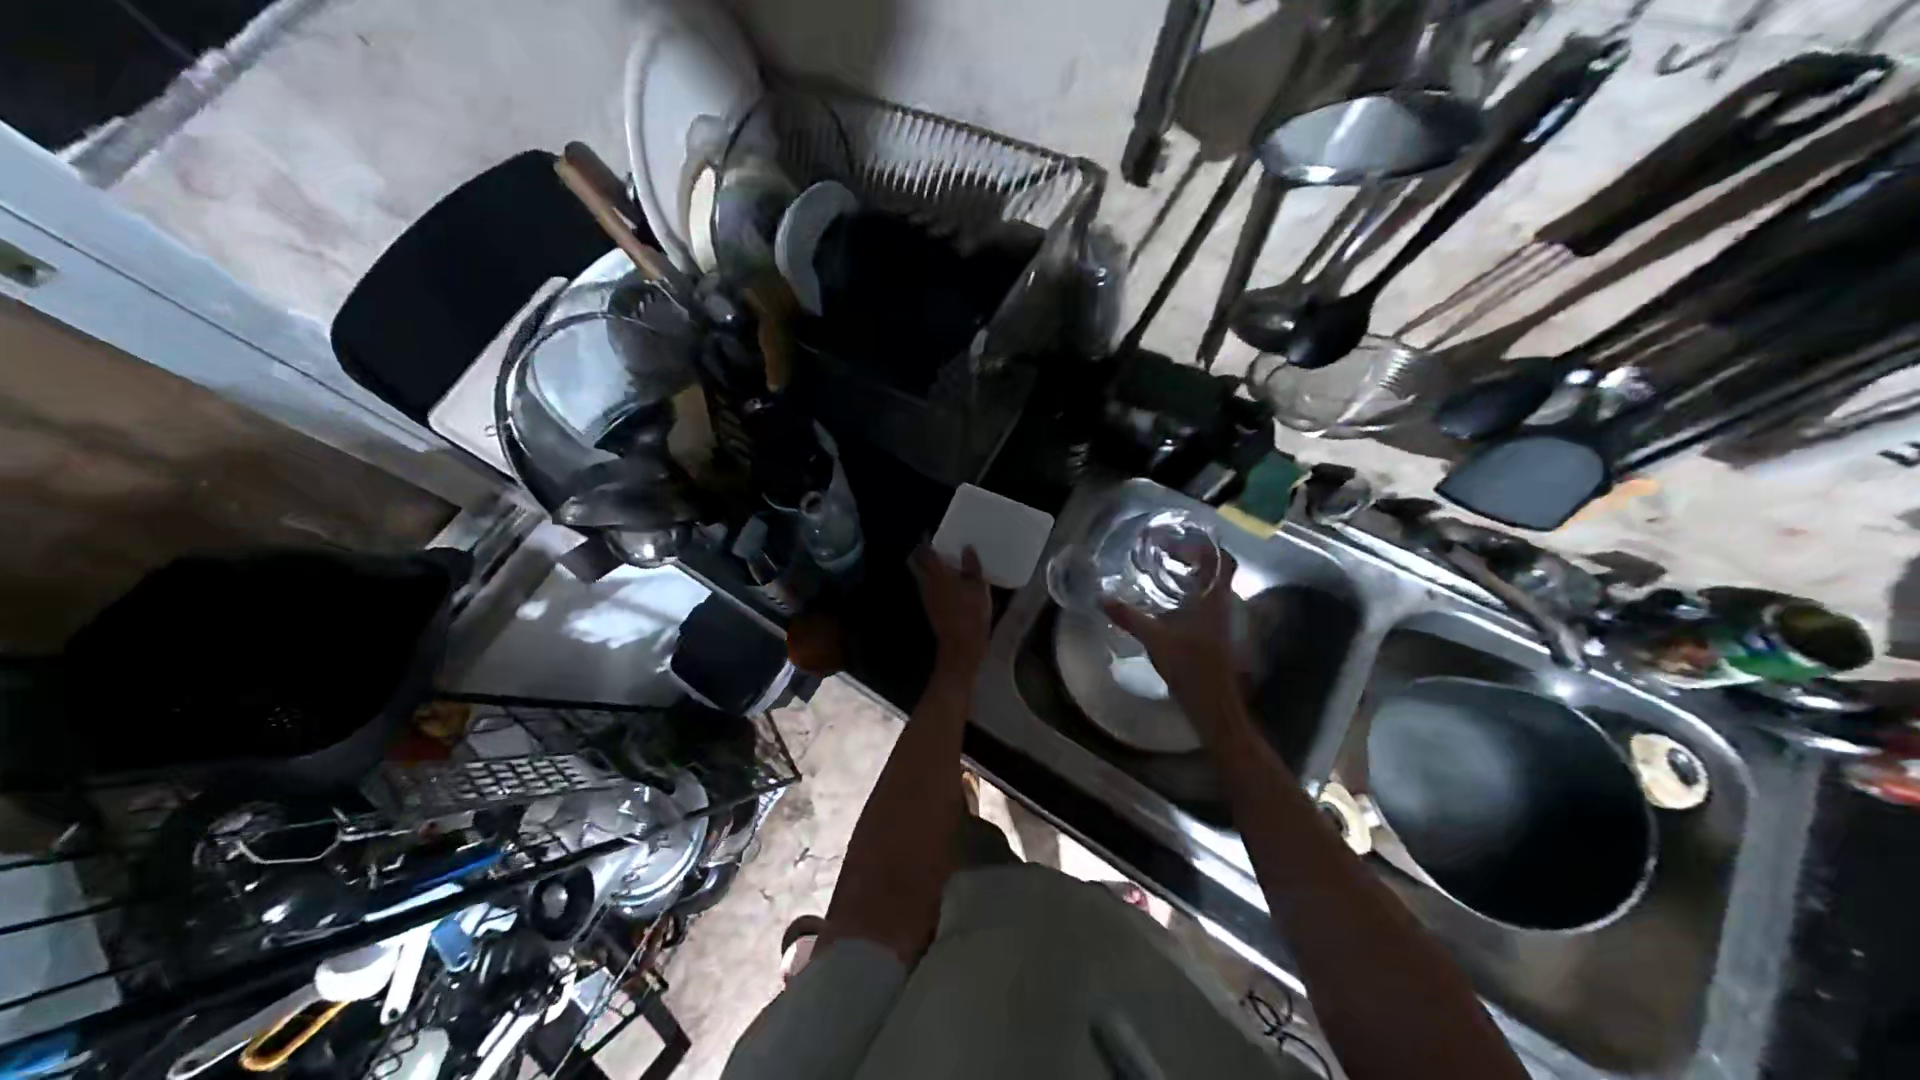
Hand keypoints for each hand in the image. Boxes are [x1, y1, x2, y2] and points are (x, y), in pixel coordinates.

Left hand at [911, 543, 990, 671]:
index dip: (926, 541)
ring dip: (930, 568)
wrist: (961, 646)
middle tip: (936, 547)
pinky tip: (950, 583)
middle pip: (918, 564)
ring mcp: (927, 598)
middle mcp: (927, 584)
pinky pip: (930, 588)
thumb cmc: (971, 614)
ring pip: (923, 576)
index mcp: (938, 575)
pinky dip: (936, 581)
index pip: (926, 553)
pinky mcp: (932, 609)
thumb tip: (967, 548)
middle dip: (923, 554)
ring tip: (946, 563)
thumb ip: (972, 566)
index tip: (931, 534)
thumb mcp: (978, 587)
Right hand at [1102, 551, 1240, 711]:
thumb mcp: (1154, 638)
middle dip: (1193, 557)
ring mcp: (1219, 620)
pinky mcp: (1213, 634)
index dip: (1203, 545)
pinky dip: (1188, 594)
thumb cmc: (1189, 666)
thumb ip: (1129, 616)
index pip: (1221, 560)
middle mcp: (1221, 605)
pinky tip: (1166, 601)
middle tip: (1164, 552)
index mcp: (1214, 599)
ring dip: (1191, 576)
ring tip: (1162, 570)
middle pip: (1216, 570)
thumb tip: (1101, 597)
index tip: (1178, 539)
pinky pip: (1204, 602)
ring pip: (1210, 587)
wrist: (1211, 703)